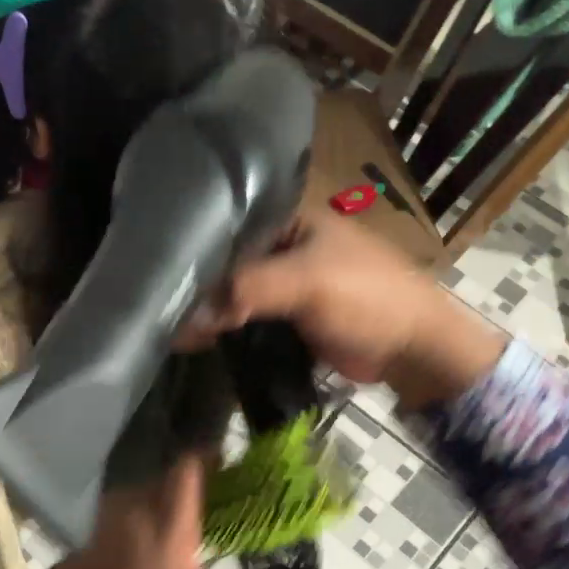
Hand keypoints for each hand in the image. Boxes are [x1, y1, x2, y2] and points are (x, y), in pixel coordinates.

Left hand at [50, 458, 258, 568]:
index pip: (189, 468)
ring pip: (154, 480)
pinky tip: (164, 517)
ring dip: (173, 485)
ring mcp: (122, 505)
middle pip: (173, 471)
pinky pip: (138, 492)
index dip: (208, 456)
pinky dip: (154, 497)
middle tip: (220, 484)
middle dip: (197, 472)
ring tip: (195, 501)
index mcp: (172, 522)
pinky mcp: (107, 512)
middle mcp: (146, 503)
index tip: (229, 458)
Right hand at [182, 212, 506, 408]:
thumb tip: (185, 320)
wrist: (414, 349)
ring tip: (166, 326)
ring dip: (208, 311)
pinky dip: (224, 330)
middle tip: (154, 305)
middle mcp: (281, 245)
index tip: (155, 271)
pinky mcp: (285, 317)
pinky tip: (195, 340)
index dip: (192, 248)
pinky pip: (245, 320)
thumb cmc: (368, 297)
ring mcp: (283, 283)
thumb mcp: (307, 283)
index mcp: (289, 219)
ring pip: (232, 293)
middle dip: (196, 285)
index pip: (226, 226)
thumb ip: (246, 291)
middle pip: (226, 263)